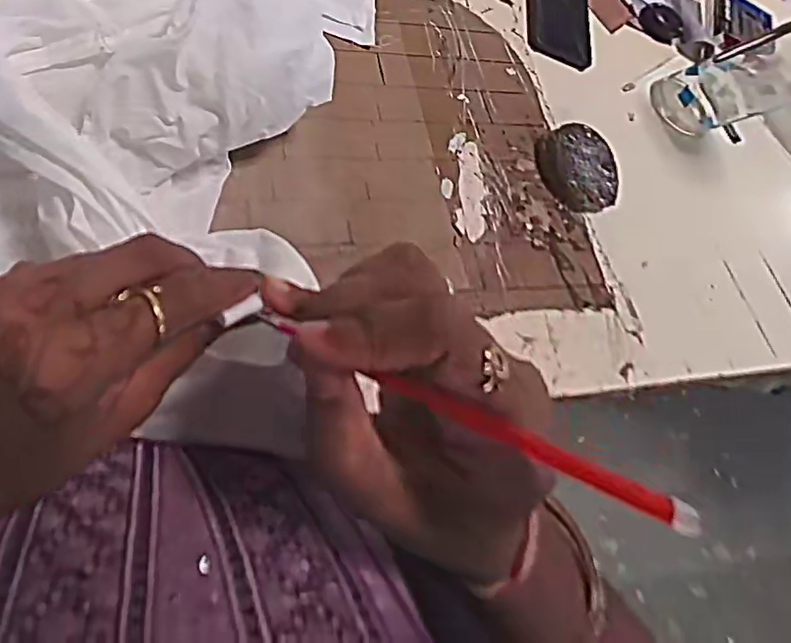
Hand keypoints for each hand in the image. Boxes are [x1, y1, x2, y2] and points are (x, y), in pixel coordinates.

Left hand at [0, 234, 258, 538]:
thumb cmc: (25, 460)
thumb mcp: (112, 424)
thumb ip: (170, 358)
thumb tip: (218, 315)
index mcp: (70, 362)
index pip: (162, 303)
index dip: (215, 286)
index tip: (251, 280)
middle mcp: (47, 307)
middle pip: (144, 255)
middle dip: (190, 265)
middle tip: (218, 288)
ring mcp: (28, 281)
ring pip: (120, 252)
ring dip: (158, 269)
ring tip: (178, 297)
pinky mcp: (20, 272)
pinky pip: (92, 261)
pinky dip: (122, 274)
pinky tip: (129, 301)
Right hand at [263, 243, 553, 585]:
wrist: (474, 512)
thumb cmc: (434, 517)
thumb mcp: (376, 498)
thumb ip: (339, 430)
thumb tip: (305, 344)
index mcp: (506, 409)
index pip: (443, 331)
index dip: (371, 327)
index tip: (306, 341)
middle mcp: (497, 353)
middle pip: (419, 291)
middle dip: (343, 306)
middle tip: (284, 323)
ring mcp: (470, 325)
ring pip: (403, 273)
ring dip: (344, 295)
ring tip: (305, 328)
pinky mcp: (439, 313)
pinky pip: (391, 278)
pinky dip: (349, 292)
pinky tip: (326, 324)